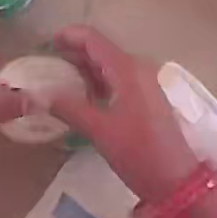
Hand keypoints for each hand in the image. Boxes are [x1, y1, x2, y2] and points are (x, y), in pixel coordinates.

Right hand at [42, 25, 199, 203]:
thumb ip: (69, 108)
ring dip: (83, 68)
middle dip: (72, 52)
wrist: (178, 181)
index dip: (67, 36)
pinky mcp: (145, 97)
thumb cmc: (139, 153)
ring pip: (108, 65)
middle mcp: (136, 67)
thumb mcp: (99, 131)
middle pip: (99, 49)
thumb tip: (38, 95)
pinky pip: (116, 78)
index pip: (92, 39)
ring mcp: (143, 81)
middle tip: (45, 63)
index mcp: (126, 68)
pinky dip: (96, 81)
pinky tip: (80, 95)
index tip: (44, 44)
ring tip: (56, 78)